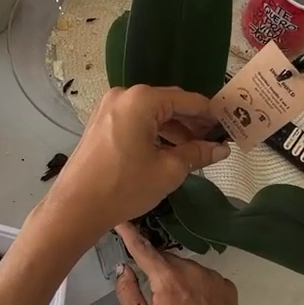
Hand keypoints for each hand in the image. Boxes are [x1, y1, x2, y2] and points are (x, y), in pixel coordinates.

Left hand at [36, 85, 228, 246]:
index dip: (210, 113)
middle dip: (192, 121)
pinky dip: (153, 134)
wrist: (75, 207)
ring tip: (194, 150)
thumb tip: (221, 149)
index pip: (187, 100)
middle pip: (168, 103)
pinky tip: (168, 152)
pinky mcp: (100, 124)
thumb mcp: (168, 171)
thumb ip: (197, 154)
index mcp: (142, 100)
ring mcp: (108, 109)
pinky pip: (135, 122)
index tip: (228, 125)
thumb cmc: (124, 187)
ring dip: (173, 129)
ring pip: (151, 114)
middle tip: (214, 140)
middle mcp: (123, 96)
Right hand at [112, 223, 264, 304]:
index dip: (130, 234)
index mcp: (168, 280)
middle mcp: (192, 270)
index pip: (144, 250)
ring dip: (177, 278)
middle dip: (157, 270)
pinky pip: (203, 277)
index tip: (121, 220)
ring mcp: (213, 276)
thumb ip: (129, 293)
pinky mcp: (227, 285)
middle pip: (166, 260)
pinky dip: (195, 285)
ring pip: (185, 267)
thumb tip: (124, 269)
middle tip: (155, 297)